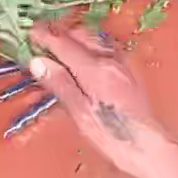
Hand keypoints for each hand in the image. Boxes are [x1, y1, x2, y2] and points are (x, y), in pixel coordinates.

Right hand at [28, 23, 177, 177]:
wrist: (148, 146)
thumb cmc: (112, 135)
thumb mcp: (80, 114)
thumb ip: (60, 84)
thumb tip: (38, 62)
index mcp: (96, 69)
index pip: (65, 44)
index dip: (45, 36)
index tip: (29, 31)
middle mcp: (110, 60)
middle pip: (81, 35)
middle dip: (59, 33)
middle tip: (40, 38)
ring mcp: (122, 63)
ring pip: (94, 39)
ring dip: (75, 36)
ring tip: (57, 44)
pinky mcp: (128, 71)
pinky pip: (104, 48)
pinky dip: (89, 45)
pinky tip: (82, 56)